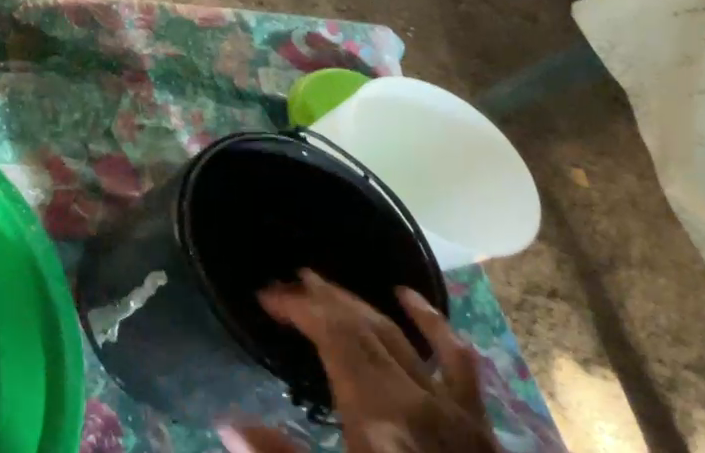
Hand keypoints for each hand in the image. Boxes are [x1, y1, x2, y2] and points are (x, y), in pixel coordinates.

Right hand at [219, 269, 499, 452]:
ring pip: (400, 335)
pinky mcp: (477, 421)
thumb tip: (227, 422)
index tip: (264, 298)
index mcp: (375, 409)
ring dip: (358, 305)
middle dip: (320, 300)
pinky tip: (410, 299)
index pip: (333, 335)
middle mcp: (414, 395)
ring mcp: (452, 406)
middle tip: (286, 283)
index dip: (297, 308)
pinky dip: (433, 324)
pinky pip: (457, 360)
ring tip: (327, 285)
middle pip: (362, 328)